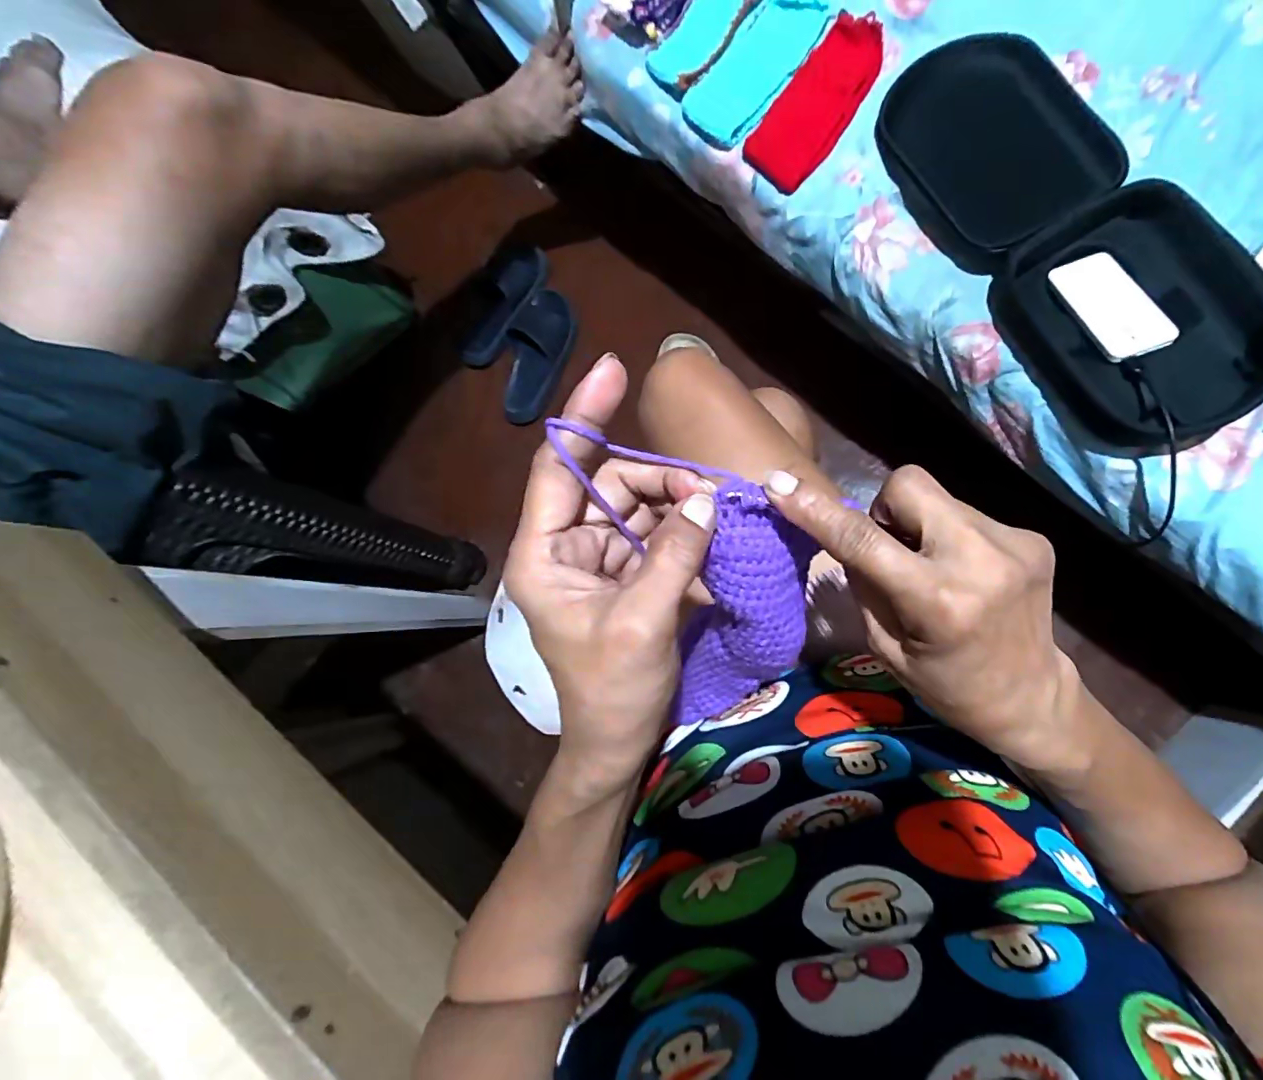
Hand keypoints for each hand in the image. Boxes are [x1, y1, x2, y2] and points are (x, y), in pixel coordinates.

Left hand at [504, 355, 717, 796]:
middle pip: (612, 482)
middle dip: (658, 478)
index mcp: (545, 552)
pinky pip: (659, 534)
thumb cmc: (612, 691)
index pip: (558, 465)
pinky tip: (711, 532)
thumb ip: (674, 556)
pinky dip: (685, 529)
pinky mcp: (632, 575)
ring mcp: (602, 559)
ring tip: (716, 513)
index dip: (582, 414)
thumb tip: (706, 498)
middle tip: (707, 492)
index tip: (612, 367)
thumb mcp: (642, 623)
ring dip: (678, 503)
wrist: (618, 743)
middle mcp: (569, 545)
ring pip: (640, 505)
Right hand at [764, 465, 1094, 774]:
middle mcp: (981, 560)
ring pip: (938, 497)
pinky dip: (950, 537)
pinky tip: (967, 574)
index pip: (864, 541)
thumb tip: (849, 534)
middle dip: (886, 510)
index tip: (779, 485)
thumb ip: (865, 585)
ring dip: (921, 527)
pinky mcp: (1032, 538)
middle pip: (908, 483)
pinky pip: (966, 514)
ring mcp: (1015, 543)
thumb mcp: (886, 648)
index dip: (817, 511)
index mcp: (938, 601)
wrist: (1031, 698)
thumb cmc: (947, 686)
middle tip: (894, 552)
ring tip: (936, 571)